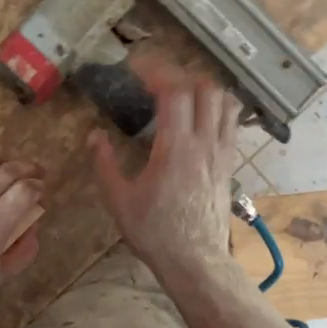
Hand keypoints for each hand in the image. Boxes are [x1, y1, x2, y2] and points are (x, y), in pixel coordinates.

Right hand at [90, 60, 240, 272]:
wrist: (194, 261)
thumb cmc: (154, 232)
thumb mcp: (119, 200)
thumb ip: (105, 164)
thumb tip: (95, 136)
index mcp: (176, 148)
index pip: (174, 91)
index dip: (156, 70)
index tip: (136, 66)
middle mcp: (205, 143)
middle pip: (205, 87)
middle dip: (179, 75)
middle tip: (155, 81)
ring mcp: (222, 152)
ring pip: (225, 101)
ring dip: (203, 88)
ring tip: (180, 93)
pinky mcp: (230, 164)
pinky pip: (231, 122)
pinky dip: (217, 107)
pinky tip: (199, 116)